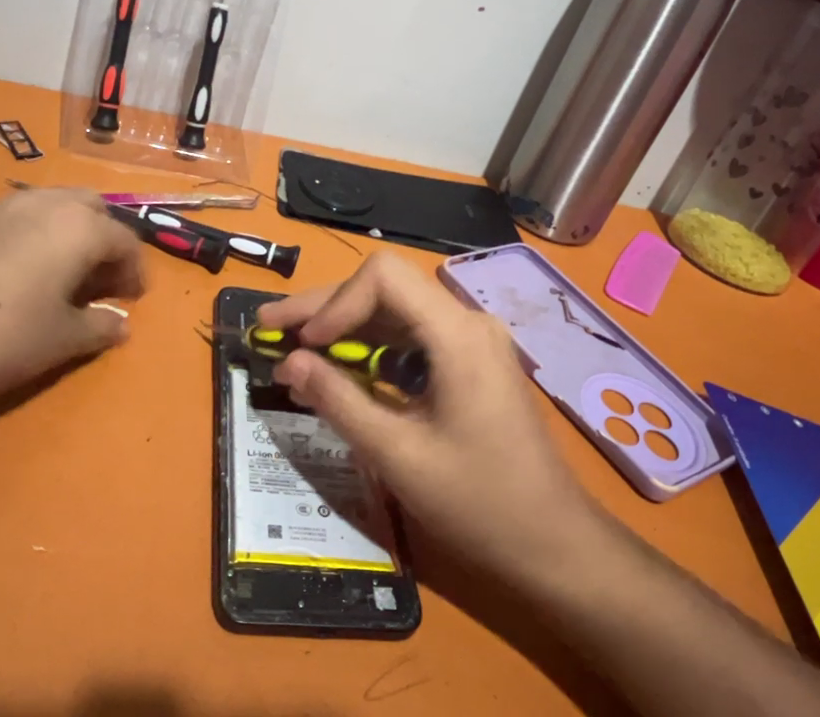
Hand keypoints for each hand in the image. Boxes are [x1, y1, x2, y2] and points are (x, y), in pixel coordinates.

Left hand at [0, 188, 144, 401]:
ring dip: (66, 232)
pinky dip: (29, 237)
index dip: (134, 270)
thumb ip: (100, 327)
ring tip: (59, 273)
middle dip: (103, 237)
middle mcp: (42, 204)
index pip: (124, 240)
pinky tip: (12, 275)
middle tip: (100, 277)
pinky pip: (12, 219)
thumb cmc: (1, 338)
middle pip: (90, 207)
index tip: (131, 299)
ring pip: (49, 205)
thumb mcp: (62, 342)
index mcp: (78, 228)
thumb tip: (121, 323)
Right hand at [256, 253, 605, 582]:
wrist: (552, 541)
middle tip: (267, 327)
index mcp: (457, 334)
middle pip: (384, 290)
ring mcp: (470, 343)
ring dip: (341, 328)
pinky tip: (333, 369)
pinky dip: (368, 350)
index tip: (302, 344)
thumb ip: (339, 401)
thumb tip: (288, 362)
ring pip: (393, 313)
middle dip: (324, 309)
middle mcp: (466, 323)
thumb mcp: (397, 455)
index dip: (334, 303)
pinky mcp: (468, 365)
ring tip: (288, 346)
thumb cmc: (479, 501)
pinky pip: (409, 340)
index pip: (383, 278)